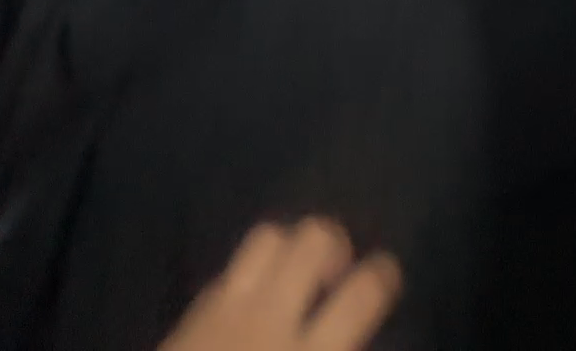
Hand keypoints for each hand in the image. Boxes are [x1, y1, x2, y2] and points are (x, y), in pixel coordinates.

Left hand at [159, 218, 401, 350]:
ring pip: (267, 236)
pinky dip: (246, 275)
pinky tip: (247, 302)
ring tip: (293, 273)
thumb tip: (349, 339)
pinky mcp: (188, 315)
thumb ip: (330, 349)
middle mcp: (270, 318)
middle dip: (334, 243)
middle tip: (334, 272)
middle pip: (313, 238)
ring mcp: (224, 310)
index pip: (363, 290)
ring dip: (288, 247)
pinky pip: (226, 271)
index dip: (383, 273)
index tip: (387, 272)